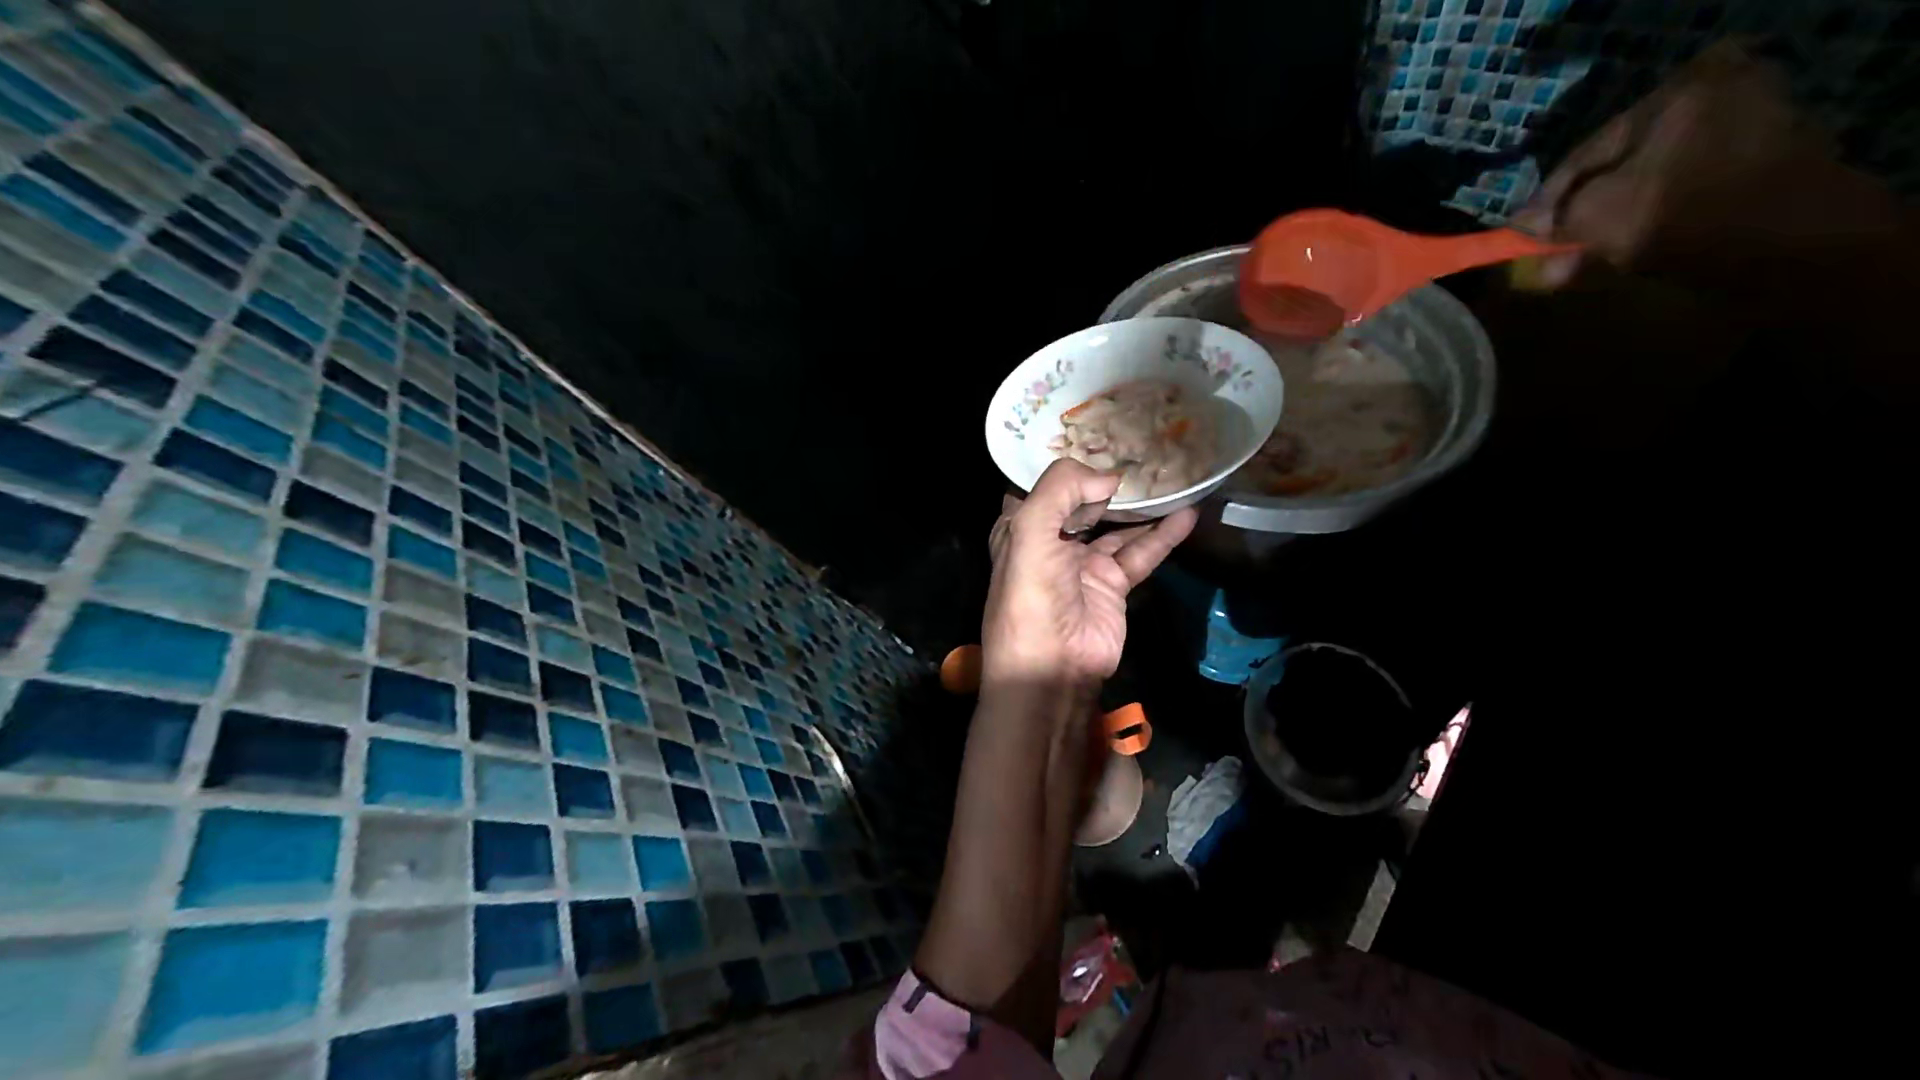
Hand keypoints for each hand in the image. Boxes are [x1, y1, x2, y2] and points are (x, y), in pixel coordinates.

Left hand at [980, 459, 1196, 686]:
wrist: (1053, 666)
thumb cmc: (1031, 593)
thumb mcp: (1030, 531)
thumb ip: (1062, 489)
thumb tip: (1109, 478)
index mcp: (1018, 527)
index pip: (1038, 485)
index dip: (1060, 463)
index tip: (1092, 436)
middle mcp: (1049, 541)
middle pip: (1080, 501)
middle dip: (1104, 479)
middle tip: (1139, 448)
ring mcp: (1082, 563)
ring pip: (1115, 524)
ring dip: (1140, 505)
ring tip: (1171, 475)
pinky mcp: (1112, 584)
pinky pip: (1140, 551)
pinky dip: (1163, 534)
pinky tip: (1188, 513)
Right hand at [1511, 42, 1900, 295]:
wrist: (1786, 245)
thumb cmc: (1678, 212)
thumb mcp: (1592, 213)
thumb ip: (1552, 217)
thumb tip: (1519, 229)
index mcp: (1681, 94)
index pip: (1586, 152)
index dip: (1544, 201)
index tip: (1516, 237)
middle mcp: (1719, 102)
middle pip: (1618, 170)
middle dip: (1577, 218)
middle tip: (1544, 257)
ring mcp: (1745, 138)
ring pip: (1645, 189)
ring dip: (1603, 230)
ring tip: (1566, 270)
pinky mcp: (1756, 177)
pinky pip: (1679, 201)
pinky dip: (1641, 230)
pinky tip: (1610, 260)